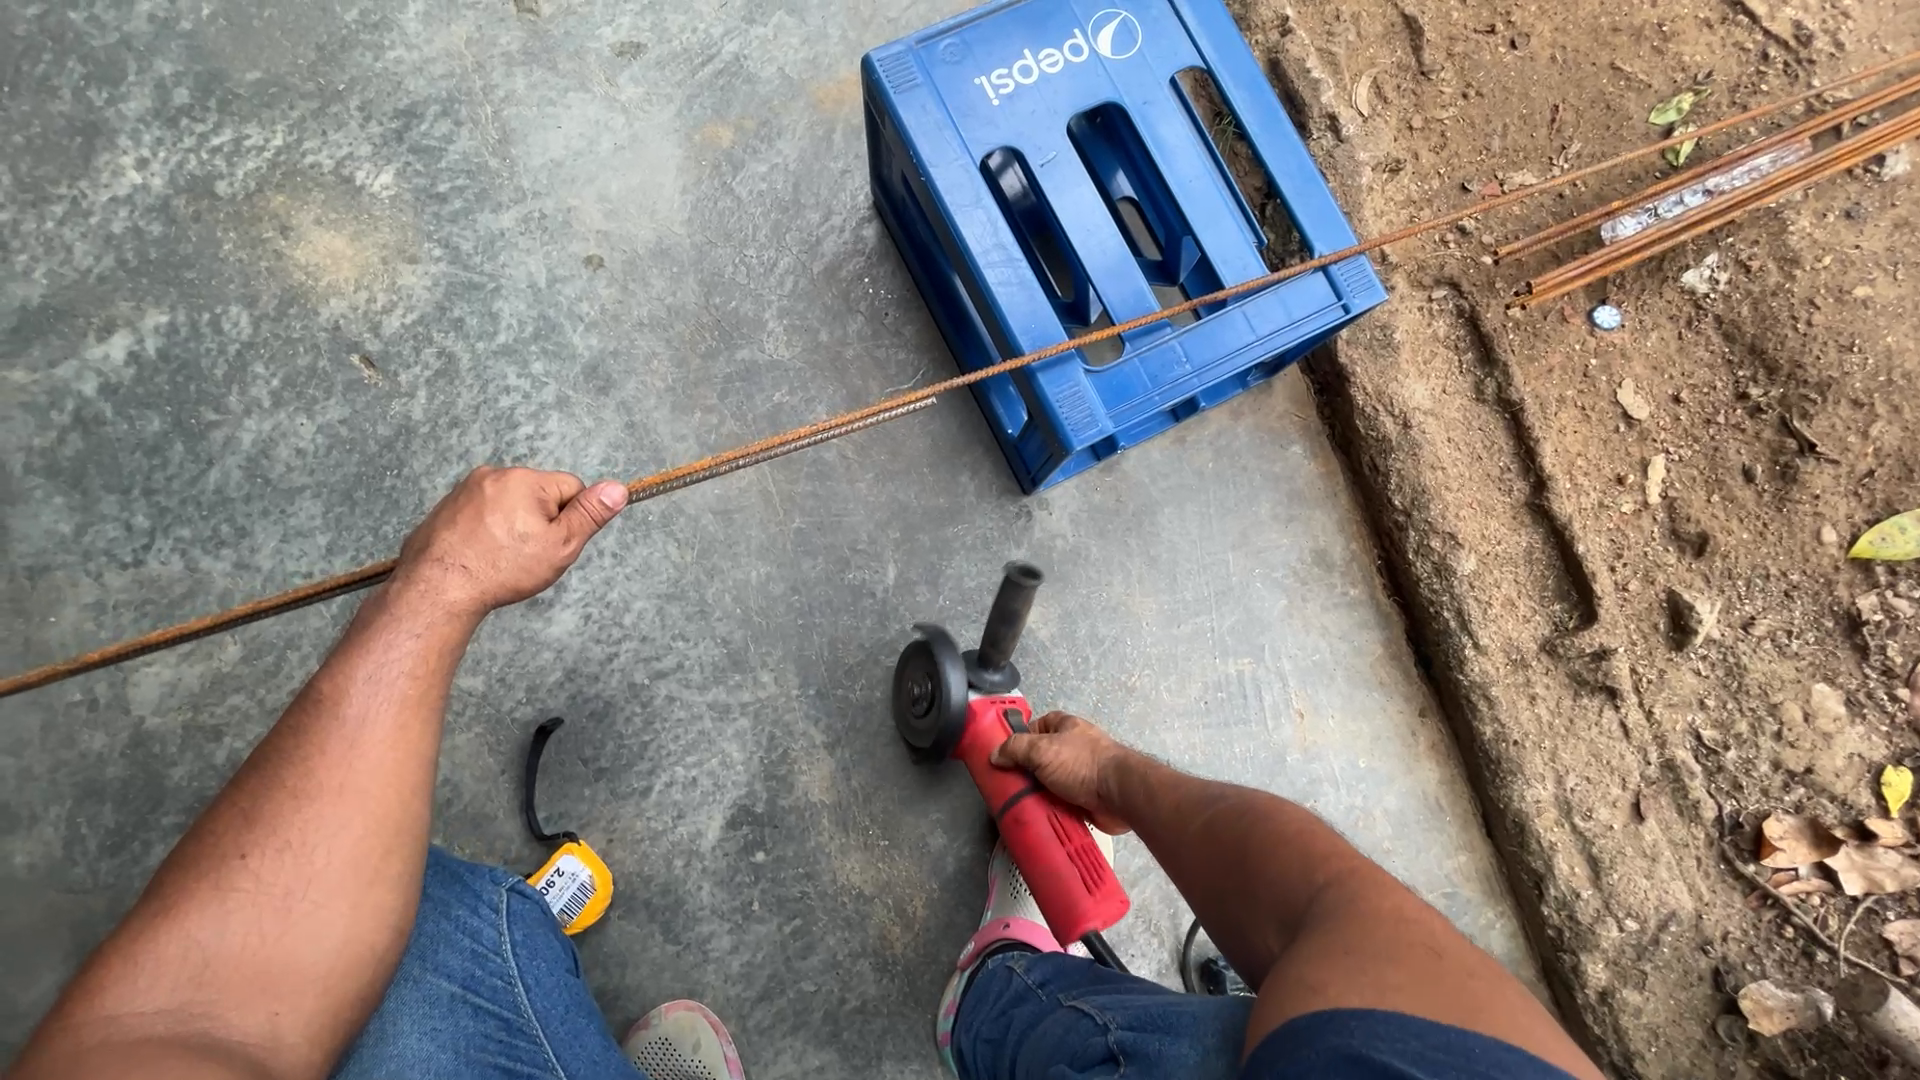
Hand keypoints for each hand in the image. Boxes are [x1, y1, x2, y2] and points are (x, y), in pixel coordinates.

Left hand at [390, 466, 628, 618]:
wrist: (437, 589)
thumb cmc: (502, 569)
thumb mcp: (560, 545)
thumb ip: (590, 514)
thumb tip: (618, 488)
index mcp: (525, 479)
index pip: (572, 488)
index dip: (570, 519)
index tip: (551, 542)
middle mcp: (494, 474)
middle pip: (540, 494)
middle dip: (541, 520)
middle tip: (528, 553)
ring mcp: (465, 489)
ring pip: (512, 503)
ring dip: (515, 524)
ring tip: (503, 555)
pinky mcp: (446, 505)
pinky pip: (484, 511)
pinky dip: (489, 528)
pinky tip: (483, 552)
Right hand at [991, 711, 1137, 833]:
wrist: (1119, 795)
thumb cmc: (1082, 763)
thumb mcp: (1041, 749)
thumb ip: (1016, 748)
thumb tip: (995, 755)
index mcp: (1065, 727)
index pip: (1035, 726)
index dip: (1019, 738)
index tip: (1003, 756)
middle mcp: (1073, 748)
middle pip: (1040, 758)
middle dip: (1026, 772)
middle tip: (1008, 786)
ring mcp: (1080, 774)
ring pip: (1049, 783)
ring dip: (1038, 794)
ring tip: (1018, 805)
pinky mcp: (1086, 798)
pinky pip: (1061, 802)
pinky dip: (1051, 809)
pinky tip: (1037, 817)